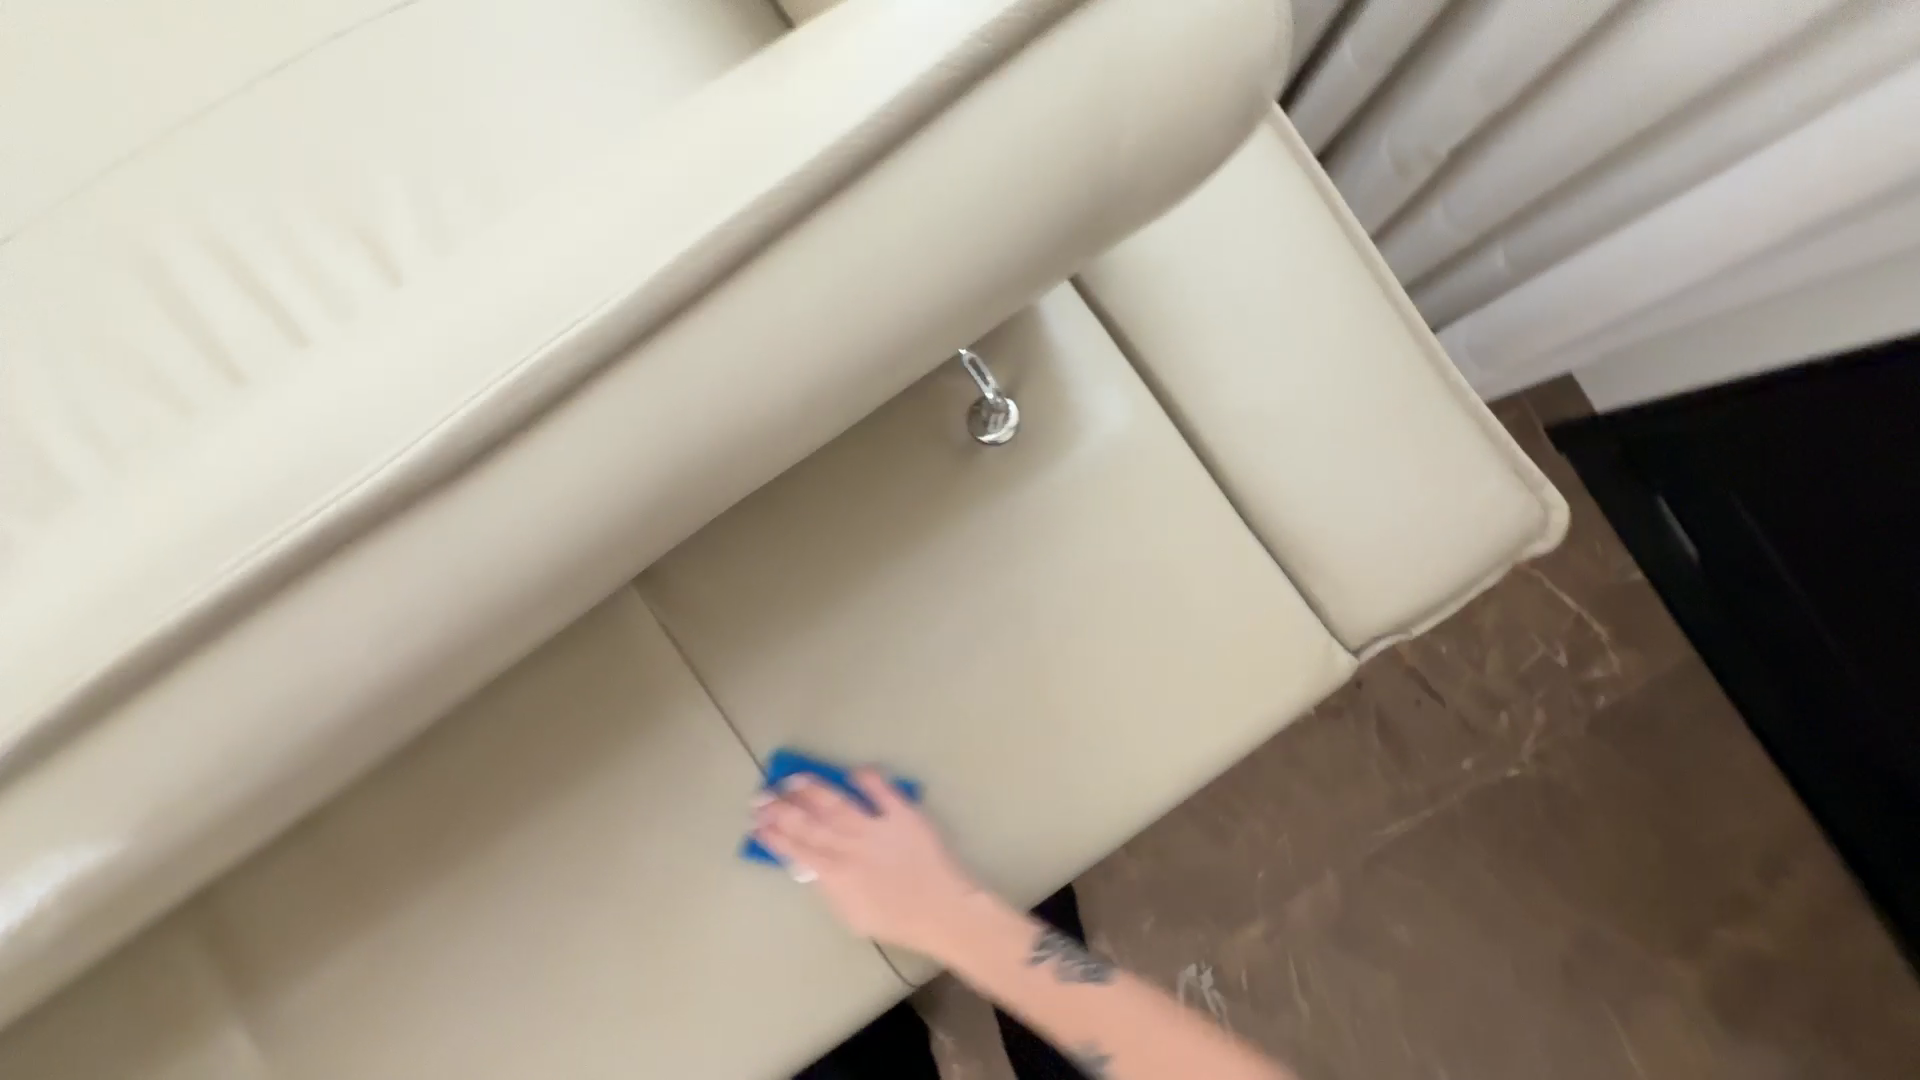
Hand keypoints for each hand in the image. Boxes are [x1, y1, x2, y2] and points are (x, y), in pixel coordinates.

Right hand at [752, 769, 990, 956]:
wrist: (941, 909)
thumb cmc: (896, 919)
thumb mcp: (850, 915)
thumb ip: (828, 886)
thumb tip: (808, 865)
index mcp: (835, 874)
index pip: (795, 848)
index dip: (773, 834)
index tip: (756, 822)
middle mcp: (849, 846)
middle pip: (808, 822)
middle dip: (780, 809)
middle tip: (760, 796)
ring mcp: (876, 826)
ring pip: (835, 802)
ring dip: (811, 790)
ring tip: (792, 779)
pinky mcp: (903, 813)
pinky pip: (882, 790)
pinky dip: (867, 778)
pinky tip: (852, 770)